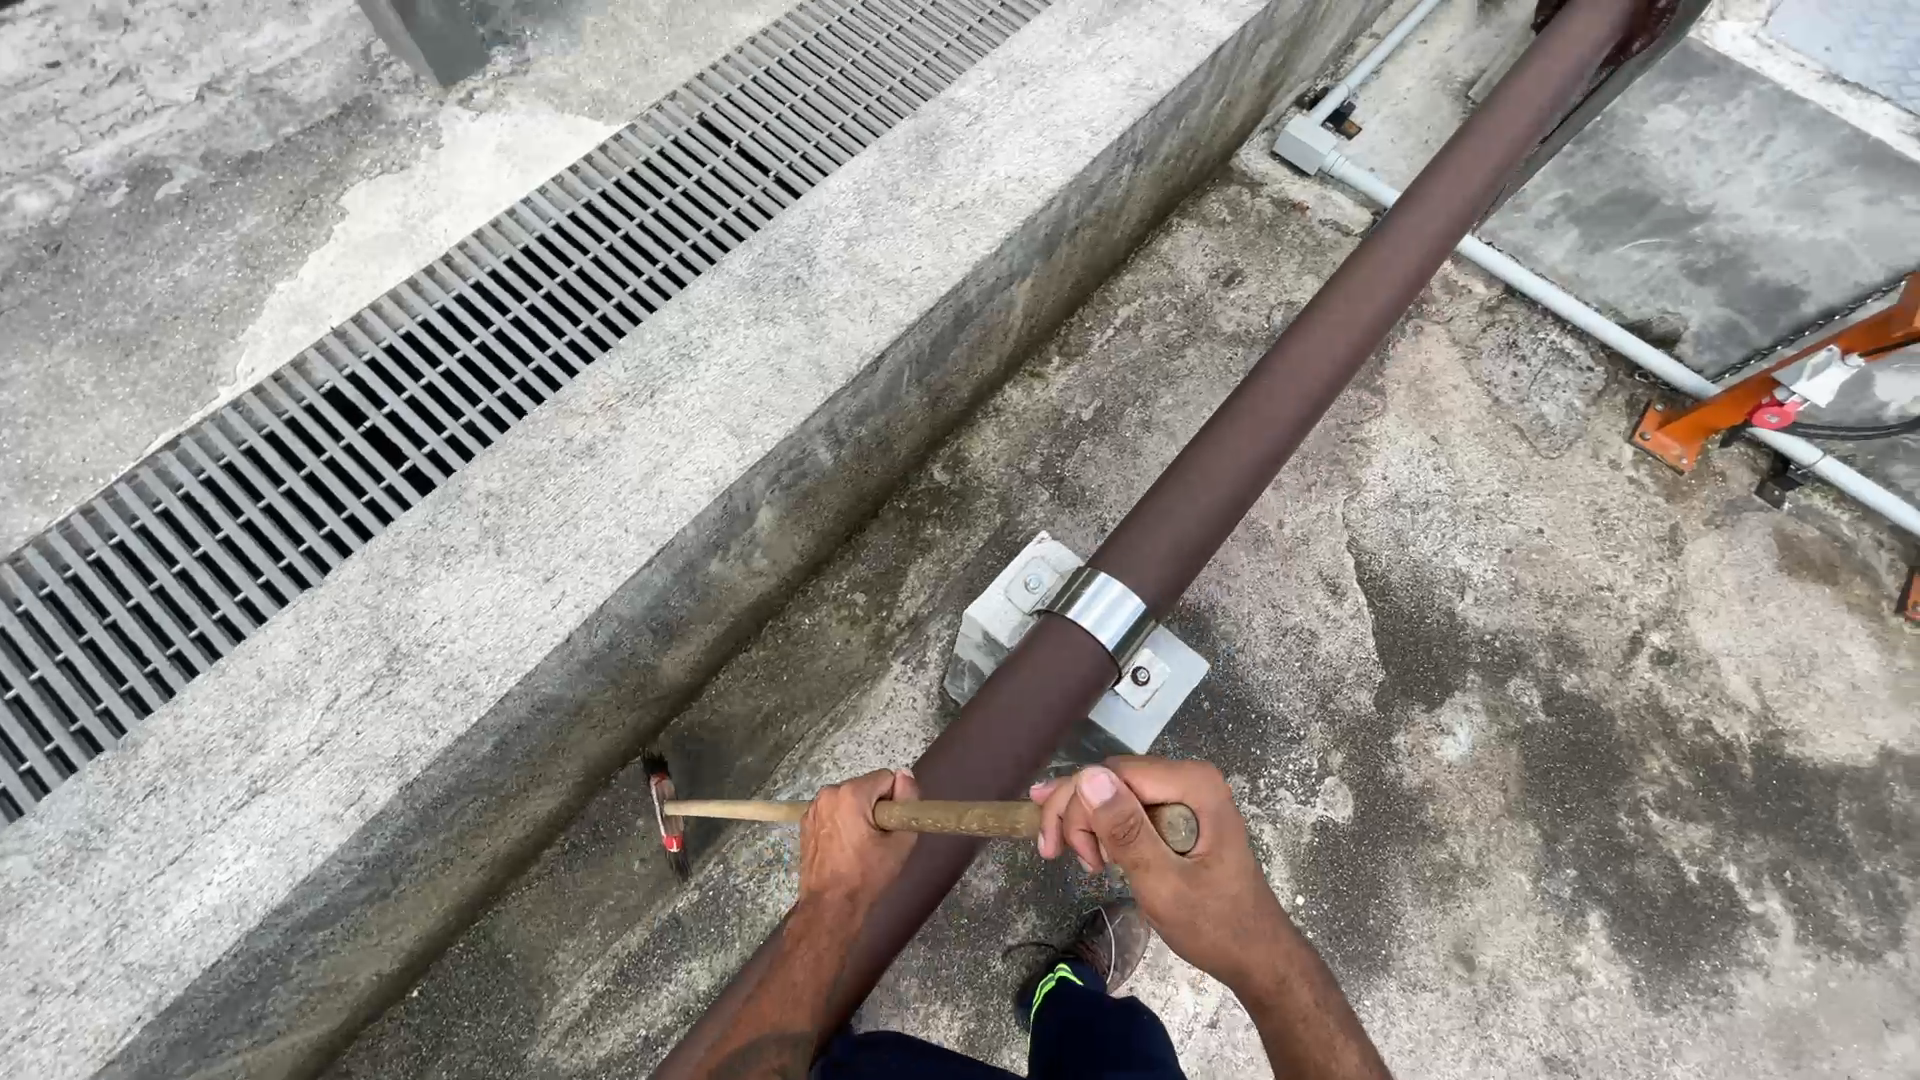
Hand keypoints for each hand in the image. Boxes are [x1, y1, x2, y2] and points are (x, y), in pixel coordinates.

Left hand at [798, 767, 919, 913]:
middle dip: (875, 806)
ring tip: (860, 844)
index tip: (889, 827)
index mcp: (851, 793)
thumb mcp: (900, 841)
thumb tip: (905, 774)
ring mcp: (813, 807)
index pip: (886, 778)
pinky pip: (834, 810)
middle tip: (877, 838)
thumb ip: (907, 802)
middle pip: (866, 787)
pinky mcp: (805, 821)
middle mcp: (828, 793)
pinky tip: (844, 846)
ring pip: (850, 798)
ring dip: (858, 813)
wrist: (830, 906)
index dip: (894, 802)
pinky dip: (841, 821)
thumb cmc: (867, 875)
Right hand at [1030, 756, 1290, 994]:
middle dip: (1076, 813)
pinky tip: (1091, 850)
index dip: (1077, 805)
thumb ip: (1127, 831)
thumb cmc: (1215, 926)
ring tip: (1079, 860)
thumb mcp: (1164, 885)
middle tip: (1052, 852)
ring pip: (1112, 790)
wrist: (1256, 956)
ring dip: (1085, 821)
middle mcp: (1187, 776)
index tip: (1057, 849)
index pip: (1112, 773)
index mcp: (1193, 784)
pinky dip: (1103, 826)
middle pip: (1109, 778)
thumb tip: (1088, 777)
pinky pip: (1127, 805)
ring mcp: (1183, 792)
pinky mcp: (1176, 810)